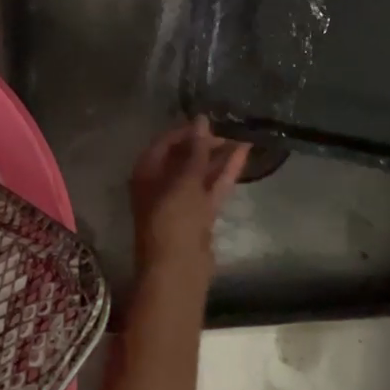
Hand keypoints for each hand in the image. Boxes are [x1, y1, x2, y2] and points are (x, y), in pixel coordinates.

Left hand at [130, 118, 249, 278]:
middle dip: (207, 144)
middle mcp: (161, 184)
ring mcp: (181, 200)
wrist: (178, 268)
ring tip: (243, 137)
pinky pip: (211, 188)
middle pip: (184, 157)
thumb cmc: (174, 218)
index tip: (211, 120)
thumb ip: (196, 150)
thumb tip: (201, 121)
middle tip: (231, 129)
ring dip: (219, 157)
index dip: (187, 130)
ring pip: (201, 173)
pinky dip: (225, 173)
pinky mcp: (199, 215)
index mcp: (147, 172)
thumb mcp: (184, 180)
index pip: (165, 142)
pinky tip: (242, 156)